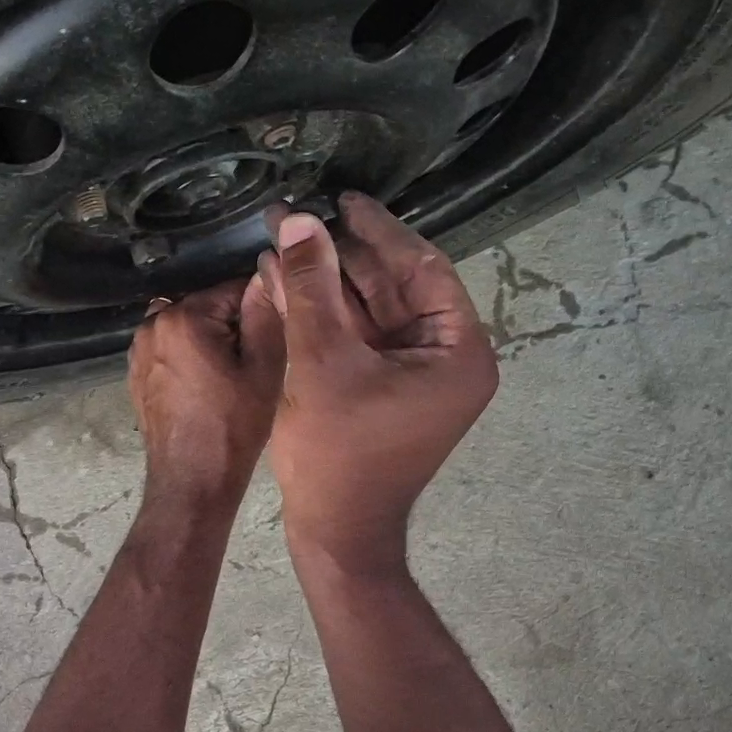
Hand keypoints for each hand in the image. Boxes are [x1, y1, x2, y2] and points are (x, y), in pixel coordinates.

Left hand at [128, 277, 285, 506]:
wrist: (191, 480)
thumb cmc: (233, 427)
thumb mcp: (264, 368)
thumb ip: (265, 313)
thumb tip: (265, 275)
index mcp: (183, 317)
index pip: (233, 288)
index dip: (258, 311)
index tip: (270, 340)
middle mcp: (152, 324)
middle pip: (207, 306)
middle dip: (230, 326)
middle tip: (250, 364)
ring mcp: (138, 349)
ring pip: (188, 327)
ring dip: (209, 342)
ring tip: (227, 379)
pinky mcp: (135, 371)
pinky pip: (170, 349)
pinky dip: (188, 358)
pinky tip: (204, 388)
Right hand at [257, 192, 497, 566]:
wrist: (334, 533)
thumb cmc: (339, 452)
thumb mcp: (323, 361)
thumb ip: (311, 287)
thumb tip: (296, 220)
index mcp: (458, 351)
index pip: (422, 269)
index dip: (378, 230)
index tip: (343, 199)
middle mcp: (442, 357)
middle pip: (389, 286)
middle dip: (335, 254)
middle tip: (290, 218)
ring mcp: (408, 375)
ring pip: (362, 310)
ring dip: (319, 281)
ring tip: (274, 242)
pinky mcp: (377, 388)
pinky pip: (350, 337)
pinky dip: (317, 314)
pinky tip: (279, 282)